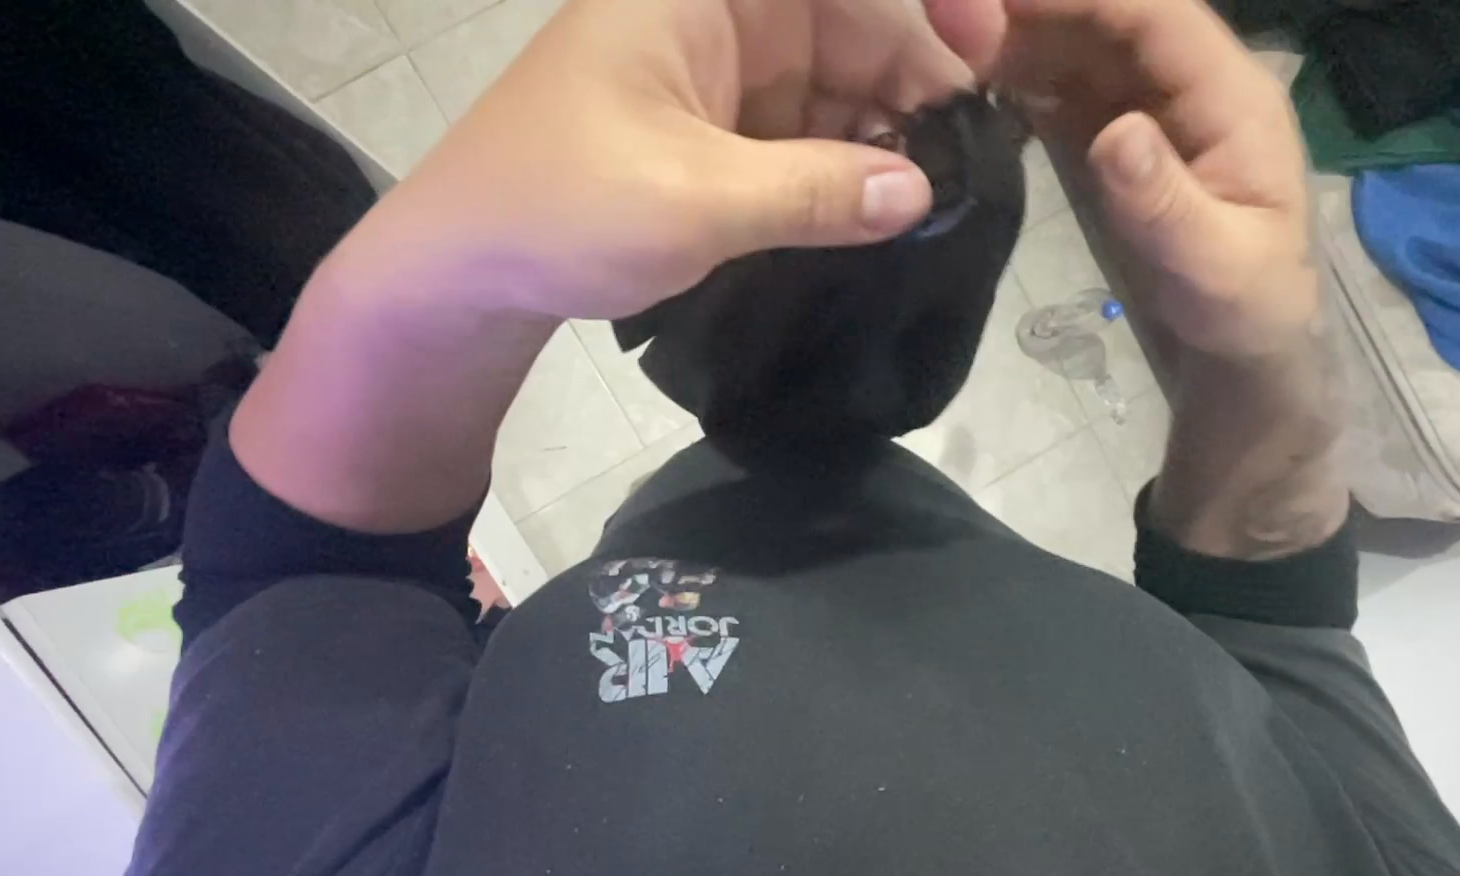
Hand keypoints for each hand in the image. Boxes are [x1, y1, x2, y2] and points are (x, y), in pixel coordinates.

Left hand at [331, 0, 984, 323]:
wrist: (476, 265)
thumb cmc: (561, 209)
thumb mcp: (695, 201)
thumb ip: (814, 193)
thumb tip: (922, 193)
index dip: (925, 2)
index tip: (984, 52)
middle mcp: (721, 11)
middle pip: (851, 24)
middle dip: (913, 86)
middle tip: (966, 167)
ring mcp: (724, 75)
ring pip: (836, 87)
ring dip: (885, 138)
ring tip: (933, 199)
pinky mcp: (721, 134)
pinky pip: (807, 137)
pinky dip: (846, 170)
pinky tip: (881, 209)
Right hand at [931, 0, 1343, 558]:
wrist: (1243, 340)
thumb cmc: (1241, 306)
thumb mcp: (1211, 264)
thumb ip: (1164, 201)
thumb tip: (1113, 131)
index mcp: (1231, 99)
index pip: (1158, 17)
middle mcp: (1195, 89)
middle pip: (1118, 21)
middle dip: (1045, 9)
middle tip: (964, 15)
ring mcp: (1159, 114)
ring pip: (1092, 53)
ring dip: (1030, 41)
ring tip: (961, 43)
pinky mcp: (1129, 145)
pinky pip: (1078, 97)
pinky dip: (1034, 84)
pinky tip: (989, 86)